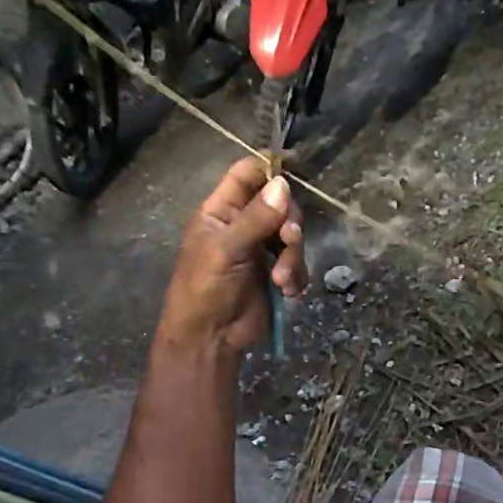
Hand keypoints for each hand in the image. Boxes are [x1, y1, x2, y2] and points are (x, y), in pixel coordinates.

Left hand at [156, 158, 305, 356]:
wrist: (210, 339)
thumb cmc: (205, 290)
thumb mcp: (227, 250)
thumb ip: (256, 218)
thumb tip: (283, 185)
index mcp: (221, 212)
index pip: (246, 175)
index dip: (269, 167)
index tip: (295, 163)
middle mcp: (243, 226)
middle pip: (280, 206)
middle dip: (289, 225)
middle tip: (288, 241)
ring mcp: (260, 251)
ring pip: (292, 237)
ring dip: (293, 258)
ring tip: (282, 280)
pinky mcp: (275, 275)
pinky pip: (297, 264)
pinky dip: (297, 277)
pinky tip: (288, 292)